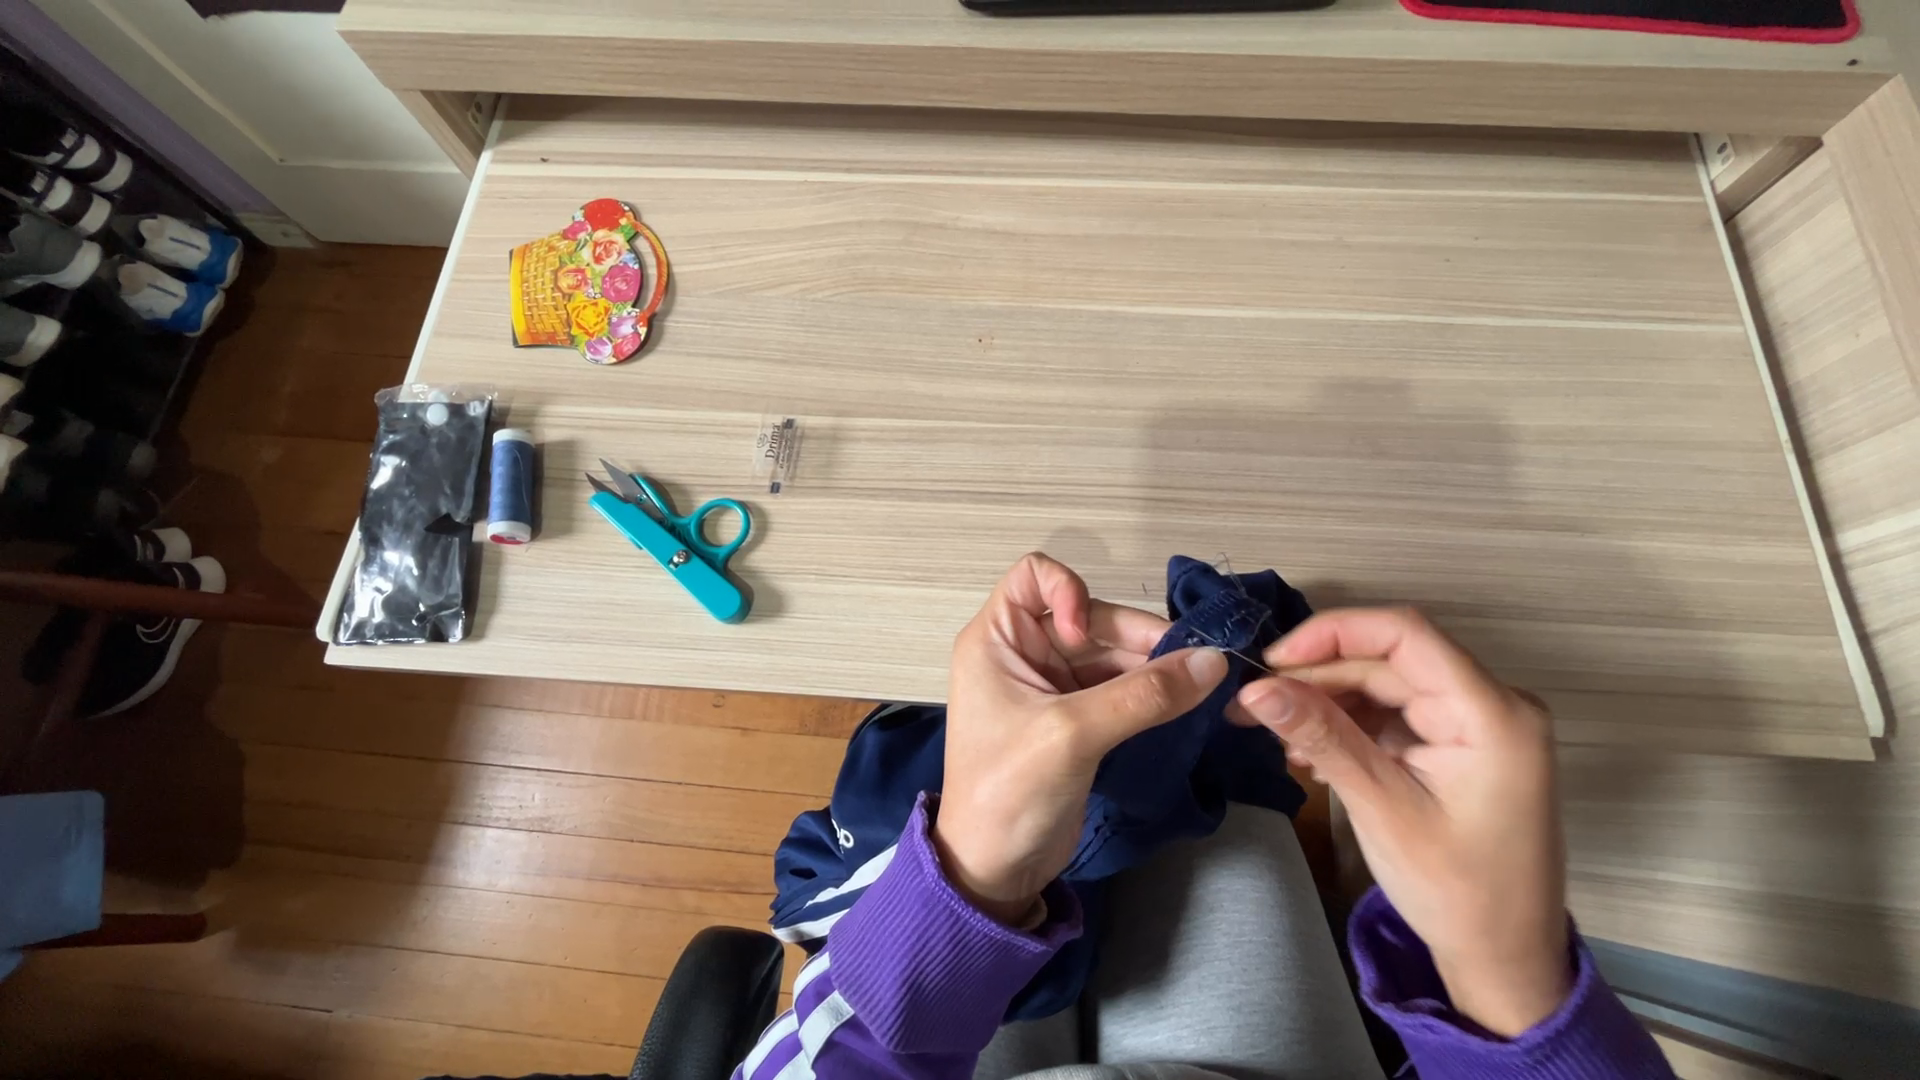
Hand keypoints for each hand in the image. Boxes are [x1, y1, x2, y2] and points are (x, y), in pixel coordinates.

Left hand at [936, 553, 1229, 923]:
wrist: (993, 868)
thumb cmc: (1011, 790)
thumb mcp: (1072, 735)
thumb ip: (1143, 696)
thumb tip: (1213, 661)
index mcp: (996, 639)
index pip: (1035, 576)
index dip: (1070, 591)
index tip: (1085, 636)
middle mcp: (1022, 651)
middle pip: (1088, 617)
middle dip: (1135, 637)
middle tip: (1193, 664)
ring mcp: (1051, 684)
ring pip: (1110, 652)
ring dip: (1151, 666)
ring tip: (1199, 685)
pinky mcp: (1075, 717)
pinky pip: (1118, 686)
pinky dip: (1149, 691)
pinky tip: (1184, 703)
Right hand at [1233, 608, 1569, 1036]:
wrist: (1502, 955)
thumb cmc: (1454, 887)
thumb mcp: (1380, 806)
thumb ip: (1321, 736)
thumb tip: (1255, 689)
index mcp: (1490, 712)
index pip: (1405, 634)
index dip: (1332, 634)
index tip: (1272, 660)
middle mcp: (1487, 702)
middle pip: (1386, 660)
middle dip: (1314, 676)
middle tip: (1252, 701)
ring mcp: (1469, 722)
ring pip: (1380, 683)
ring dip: (1322, 701)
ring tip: (1270, 729)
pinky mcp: (1450, 741)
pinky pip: (1388, 711)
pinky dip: (1343, 724)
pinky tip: (1305, 750)